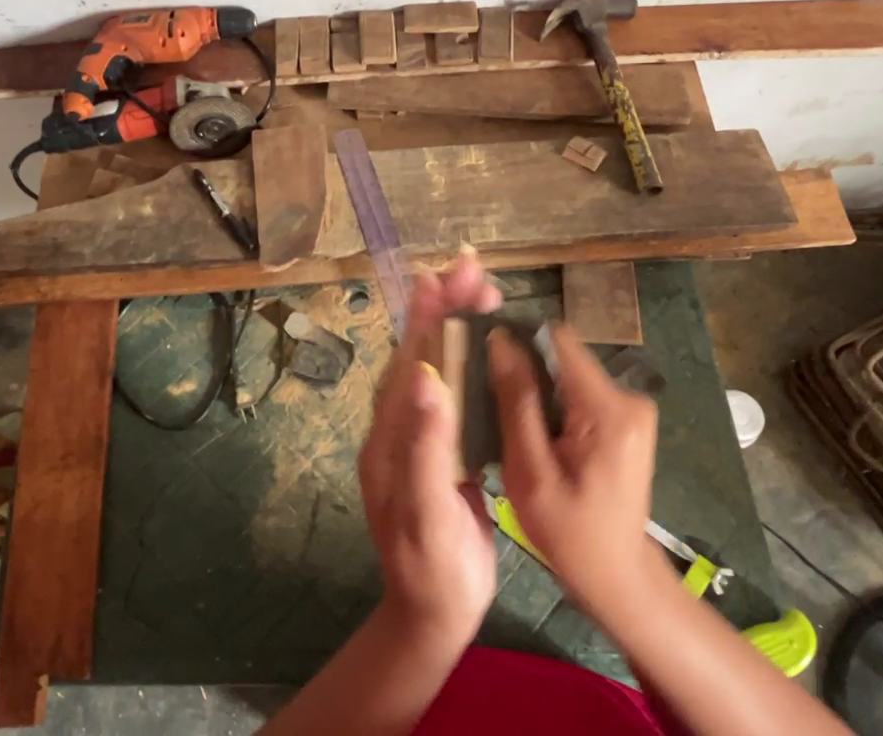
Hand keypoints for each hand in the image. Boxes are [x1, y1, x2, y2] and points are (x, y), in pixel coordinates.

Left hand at [356, 251, 502, 646]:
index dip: (425, 317)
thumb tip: (427, 377)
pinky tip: (493, 350)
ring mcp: (423, 438)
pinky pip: (457, 396)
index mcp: (389, 437)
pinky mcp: (445, 452)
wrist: (433, 614)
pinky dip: (474, 364)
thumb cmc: (432, 569)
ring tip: (485, 293)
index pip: (408, 363)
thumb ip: (426, 446)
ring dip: (460, 329)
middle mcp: (400, 428)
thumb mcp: (428, 511)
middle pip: (422, 355)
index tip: (442, 275)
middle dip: (444, 309)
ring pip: (440, 370)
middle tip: (472, 268)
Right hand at [487, 323, 668, 621]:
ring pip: (566, 374)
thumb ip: (515, 402)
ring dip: (534, 389)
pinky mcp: (624, 419)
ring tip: (503, 416)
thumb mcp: (530, 470)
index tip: (481, 352)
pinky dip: (550, 404)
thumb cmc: (569, 533)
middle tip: (485, 393)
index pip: (558, 340)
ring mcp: (630, 408)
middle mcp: (628, 398)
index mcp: (609, 409)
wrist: (615, 575)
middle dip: (523, 370)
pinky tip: (530, 431)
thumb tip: (498, 341)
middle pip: (562, 356)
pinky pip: (577, 392)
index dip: (517, 339)